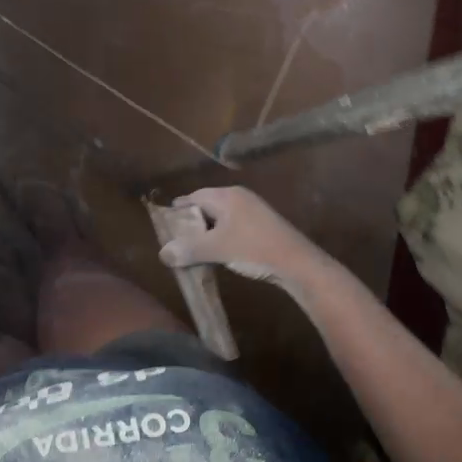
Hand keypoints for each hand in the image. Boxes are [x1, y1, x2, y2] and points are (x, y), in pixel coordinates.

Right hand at [159, 186, 329, 286]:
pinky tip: (220, 253)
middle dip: (192, 224)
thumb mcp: (216, 249)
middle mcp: (240, 198)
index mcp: (227, 196)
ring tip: (196, 250)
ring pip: (221, 218)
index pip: (194, 197)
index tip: (166, 226)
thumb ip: (187, 250)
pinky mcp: (264, 226)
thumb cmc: (254, 249)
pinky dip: (223, 237)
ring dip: (208, 233)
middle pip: (207, 206)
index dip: (178, 211)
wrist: (299, 264)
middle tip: (179, 241)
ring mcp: (254, 211)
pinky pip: (234, 226)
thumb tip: (162, 253)